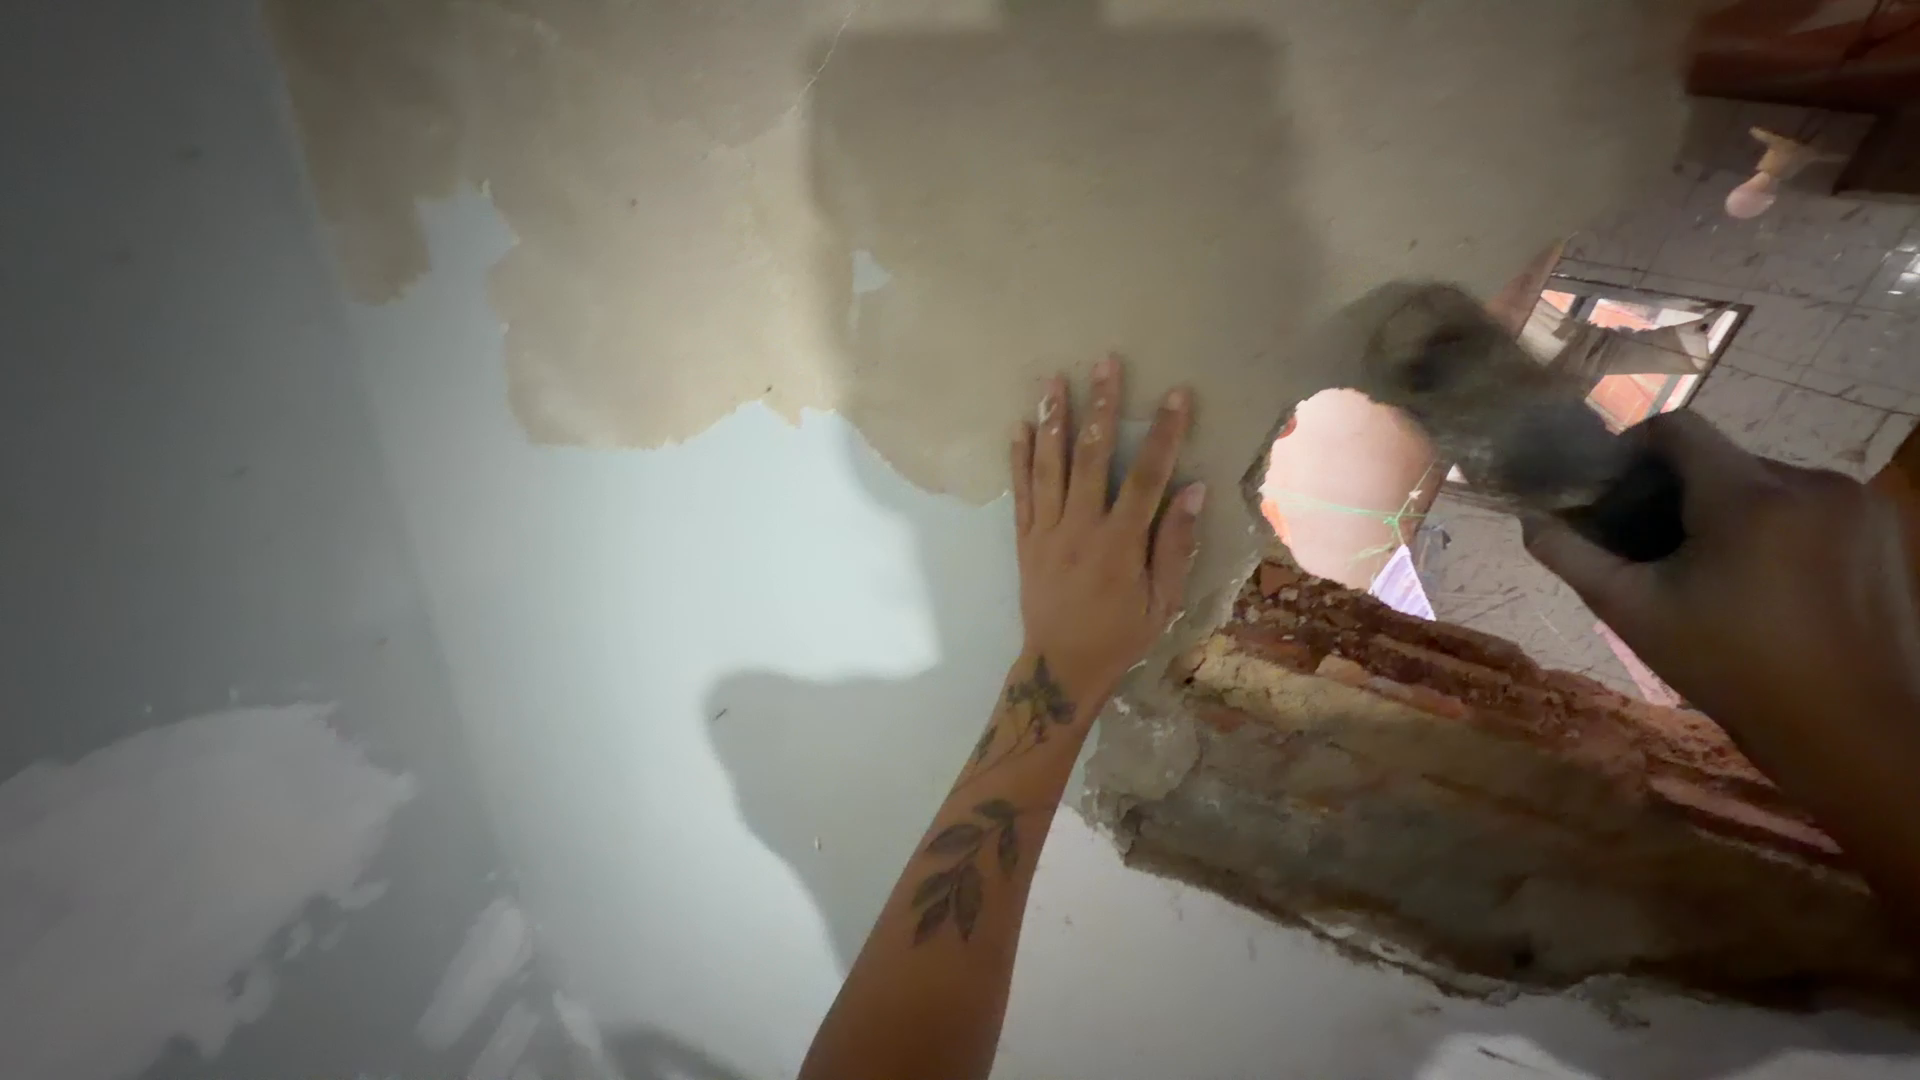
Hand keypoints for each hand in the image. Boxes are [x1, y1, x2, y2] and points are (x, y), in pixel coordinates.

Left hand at [1009, 355, 1202, 703]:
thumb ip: (1175, 545)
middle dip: (1100, 407)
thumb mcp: (1163, 601)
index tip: (1176, 395)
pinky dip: (1019, 459)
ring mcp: (1046, 531)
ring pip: (1049, 467)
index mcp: (1120, 544)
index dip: (1163, 433)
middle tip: (1104, 363)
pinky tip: (1019, 428)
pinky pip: (1021, 492)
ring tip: (1053, 381)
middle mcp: (1079, 528)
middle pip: (1090, 457)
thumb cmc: (1120, 635)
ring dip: (1053, 421)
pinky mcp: (1024, 539)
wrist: (1060, 664)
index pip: (1146, 476)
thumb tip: (1193, 489)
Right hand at [1523, 409, 1919, 743]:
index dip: (1629, 448)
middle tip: (1643, 541)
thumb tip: (1530, 518)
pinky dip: (1765, 522)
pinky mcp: (1884, 528)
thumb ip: (1568, 554)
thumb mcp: (1626, 608)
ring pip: (1760, 480)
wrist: (1848, 726)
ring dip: (1719, 506)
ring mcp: (1859, 505)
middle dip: (1671, 488)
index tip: (1607, 491)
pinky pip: (1803, 502)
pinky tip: (1752, 575)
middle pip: (1717, 458)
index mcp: (1749, 498)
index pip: (1676, 429)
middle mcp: (1813, 483)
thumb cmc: (1724, 664)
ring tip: (1698, 563)